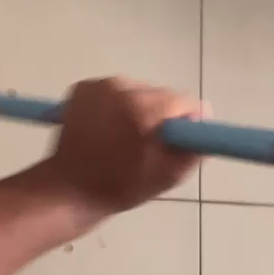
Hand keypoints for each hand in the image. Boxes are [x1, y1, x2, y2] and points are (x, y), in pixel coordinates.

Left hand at [40, 78, 202, 217]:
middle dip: (161, 114)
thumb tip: (205, 119)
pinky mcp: (82, 86)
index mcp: (143, 109)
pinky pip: (113, 90)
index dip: (187, 119)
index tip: (181, 137)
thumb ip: (192, 147)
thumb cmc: (120, 186)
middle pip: (159, 94)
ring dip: (138, 106)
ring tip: (125, 135)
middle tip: (150, 142)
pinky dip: (115, 103)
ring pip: (137, 89)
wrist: (68, 189)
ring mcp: (98, 85)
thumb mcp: (166, 175)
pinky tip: (107, 127)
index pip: (183, 101)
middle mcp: (121, 87)